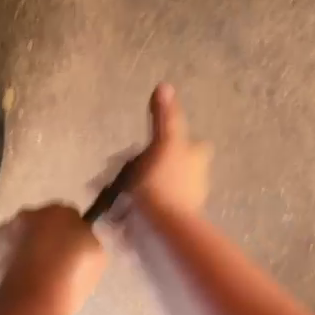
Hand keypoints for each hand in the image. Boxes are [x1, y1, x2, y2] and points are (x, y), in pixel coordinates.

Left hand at [0, 204, 106, 314]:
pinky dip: (8, 263)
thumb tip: (78, 237)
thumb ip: (86, 238)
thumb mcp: (97, 254)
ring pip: (18, 237)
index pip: (67, 215)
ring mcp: (4, 231)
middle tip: (55, 264)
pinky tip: (18, 281)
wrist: (33, 300)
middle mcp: (28, 214)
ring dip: (24, 249)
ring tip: (34, 277)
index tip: (74, 252)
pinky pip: (3, 253)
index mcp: (58, 210)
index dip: (72, 233)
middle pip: (39, 224)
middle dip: (46, 238)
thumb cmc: (70, 276)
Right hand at [93, 84, 212, 221]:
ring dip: (144, 188)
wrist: (163, 228)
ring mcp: (184, 203)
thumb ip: (165, 116)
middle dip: (154, 167)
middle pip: (176, 167)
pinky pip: (154, 210)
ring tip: (118, 191)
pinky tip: (123, 210)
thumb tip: (165, 85)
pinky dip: (139, 209)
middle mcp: (196, 179)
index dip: (175, 142)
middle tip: (126, 171)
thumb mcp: (164, 143)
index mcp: (197, 158)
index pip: (194, 145)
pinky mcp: (170, 223)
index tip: (152, 146)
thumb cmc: (164, 182)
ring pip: (164, 188)